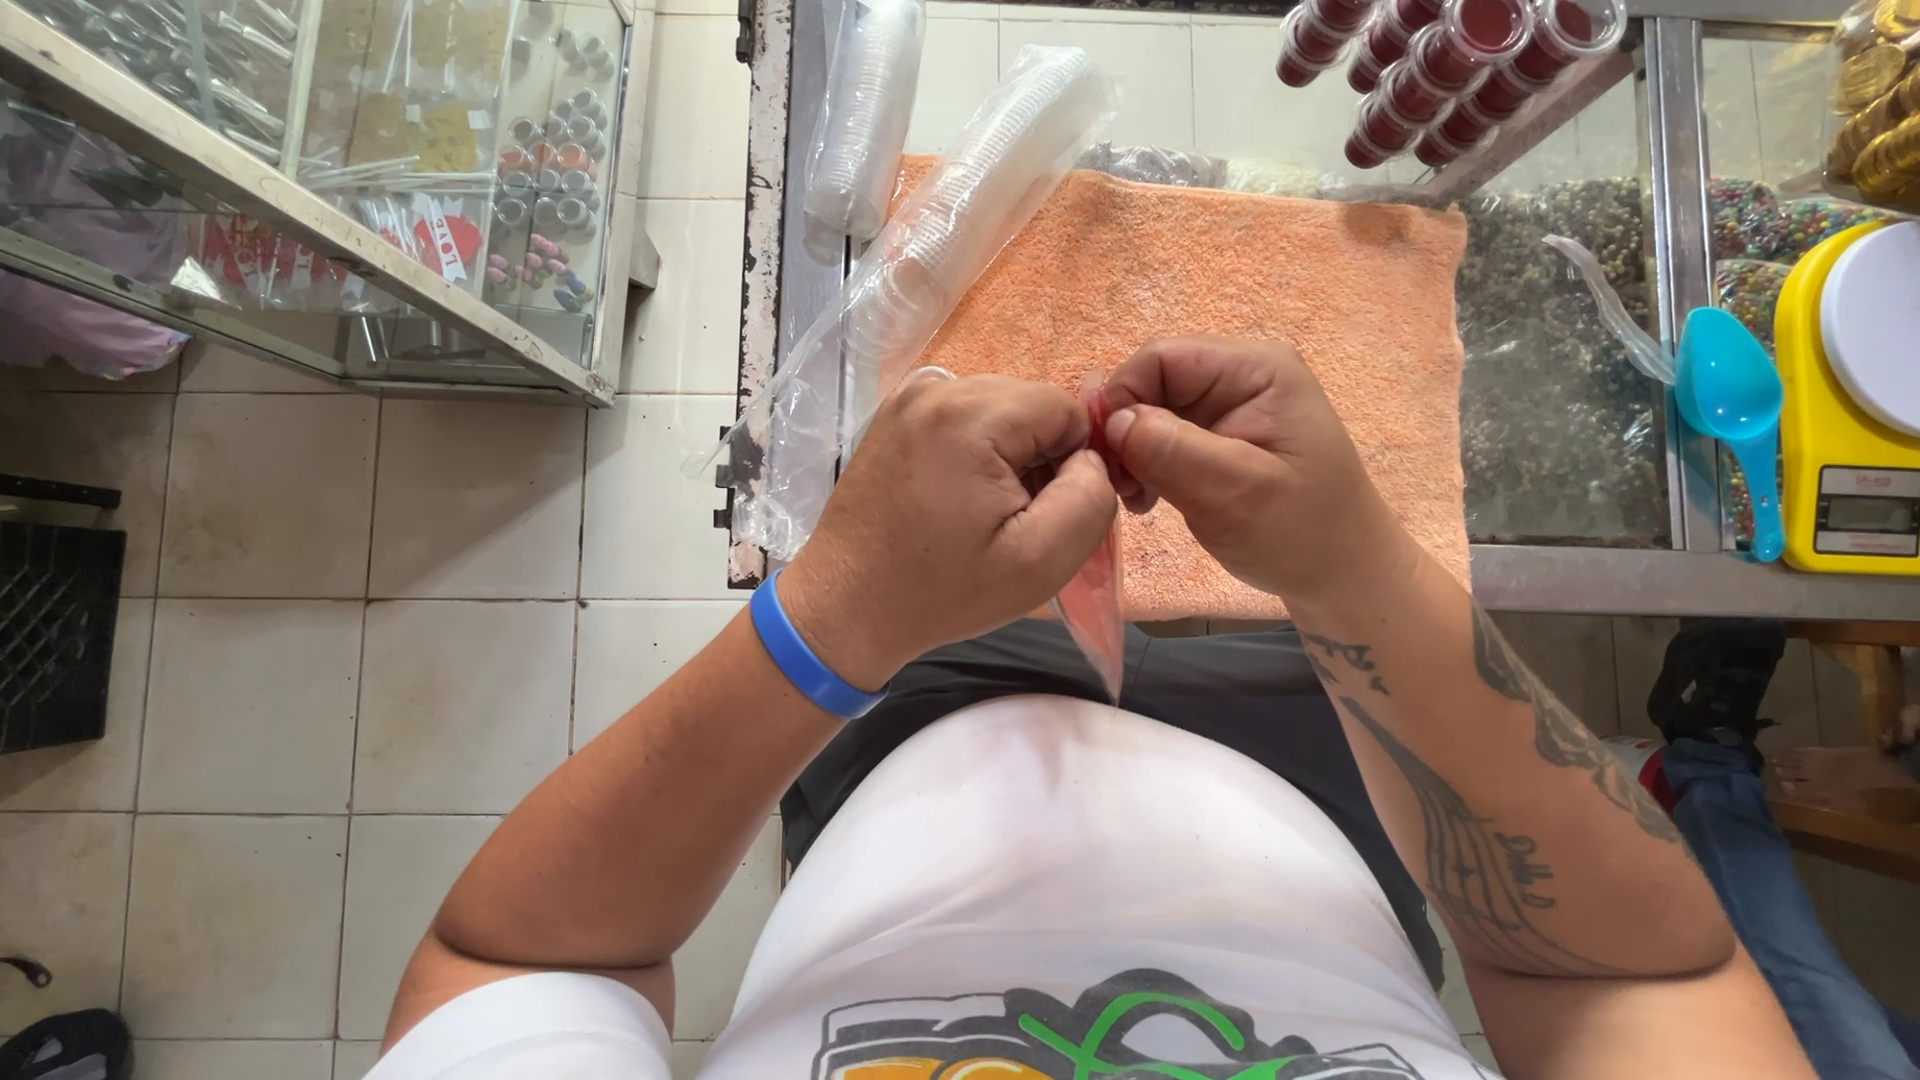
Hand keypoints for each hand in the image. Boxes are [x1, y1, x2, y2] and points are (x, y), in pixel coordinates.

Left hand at [780, 374, 1116, 690]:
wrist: (846, 608)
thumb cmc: (942, 593)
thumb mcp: (1040, 560)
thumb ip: (1090, 497)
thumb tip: (1090, 458)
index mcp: (971, 413)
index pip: (1067, 410)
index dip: (1074, 463)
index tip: (1045, 515)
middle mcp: (936, 387)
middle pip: (1031, 406)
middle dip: (1039, 458)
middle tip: (1012, 521)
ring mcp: (908, 398)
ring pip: (1000, 412)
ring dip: (1008, 457)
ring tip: (981, 515)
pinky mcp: (892, 417)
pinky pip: (963, 420)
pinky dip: (974, 454)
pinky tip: (955, 500)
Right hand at [1100, 336, 1417, 605]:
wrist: (1339, 573)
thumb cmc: (1301, 534)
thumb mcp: (1237, 493)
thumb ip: (1172, 451)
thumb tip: (1112, 421)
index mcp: (1254, 369)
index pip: (1161, 357)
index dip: (1123, 398)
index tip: (1109, 458)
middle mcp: (1237, 375)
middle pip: (1150, 381)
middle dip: (1124, 432)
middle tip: (1122, 489)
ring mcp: (1225, 406)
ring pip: (1148, 411)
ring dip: (1131, 454)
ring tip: (1137, 500)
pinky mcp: (1213, 436)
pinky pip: (1159, 436)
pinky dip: (1143, 466)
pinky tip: (1147, 500)